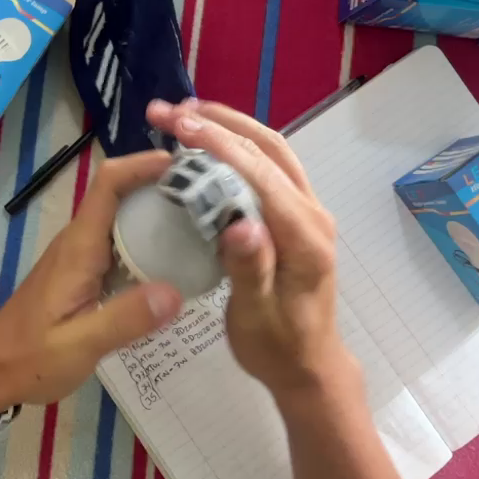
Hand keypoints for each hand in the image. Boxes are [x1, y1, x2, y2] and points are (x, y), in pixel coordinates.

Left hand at [0, 151, 184, 411]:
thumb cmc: (30, 356)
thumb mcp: (79, 345)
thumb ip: (125, 319)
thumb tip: (176, 292)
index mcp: (78, 247)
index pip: (108, 185)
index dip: (142, 165)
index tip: (184, 164)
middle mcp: (80, 241)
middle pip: (120, 194)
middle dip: (161, 185)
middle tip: (213, 193)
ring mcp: (81, 255)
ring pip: (122, 218)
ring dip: (158, 211)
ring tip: (206, 218)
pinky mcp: (85, 272)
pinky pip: (120, 242)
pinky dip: (149, 239)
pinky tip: (178, 256)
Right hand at [145, 99, 352, 400]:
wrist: (308, 367)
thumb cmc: (277, 347)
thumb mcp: (256, 316)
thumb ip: (250, 268)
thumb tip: (238, 222)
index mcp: (304, 236)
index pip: (260, 173)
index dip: (218, 143)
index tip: (177, 123)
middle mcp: (311, 212)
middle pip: (268, 148)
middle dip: (218, 122)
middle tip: (168, 111)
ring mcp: (306, 209)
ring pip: (270, 149)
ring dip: (228, 125)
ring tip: (183, 112)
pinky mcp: (294, 213)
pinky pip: (267, 164)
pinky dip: (236, 143)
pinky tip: (206, 140)